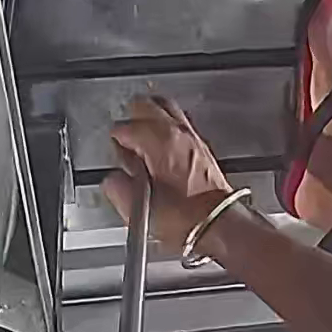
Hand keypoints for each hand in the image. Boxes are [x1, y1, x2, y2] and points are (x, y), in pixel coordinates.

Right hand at [106, 96, 234, 253]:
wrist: (218, 225)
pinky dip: (170, 130)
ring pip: (167, 110)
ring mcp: (193, 138)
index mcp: (157, 139)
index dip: (115, 142)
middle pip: (147, 105)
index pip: (124, 127)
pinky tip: (165, 148)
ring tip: (142, 137)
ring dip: (152, 119)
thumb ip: (118, 187)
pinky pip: (182, 126)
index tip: (115, 155)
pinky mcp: (204, 150)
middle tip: (124, 136)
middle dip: (131, 118)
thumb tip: (114, 179)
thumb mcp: (138, 208)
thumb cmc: (185, 218)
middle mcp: (177, 132)